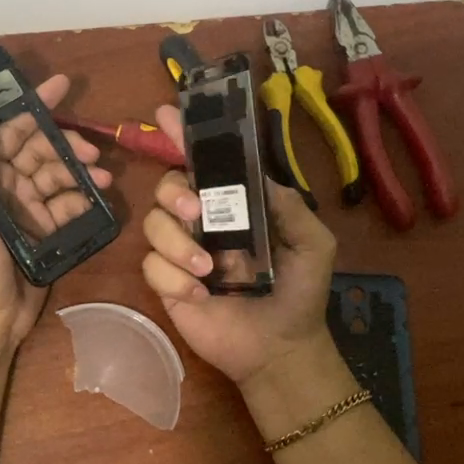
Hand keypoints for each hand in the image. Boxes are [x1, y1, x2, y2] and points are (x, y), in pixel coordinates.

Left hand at [0, 74, 113, 347]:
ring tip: (103, 174)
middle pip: (40, 151)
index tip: (60, 86)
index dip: (32, 107)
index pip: (7, 132)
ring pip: (59, 176)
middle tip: (92, 149)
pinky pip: (69, 205)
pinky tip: (100, 195)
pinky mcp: (47, 231)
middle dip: (66, 143)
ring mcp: (27, 210)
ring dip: (80, 170)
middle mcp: (4, 188)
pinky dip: (84, 198)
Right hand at [138, 105, 338, 384]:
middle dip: (174, 191)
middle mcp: (203, 221)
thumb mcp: (312, 243)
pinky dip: (173, 278)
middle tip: (196, 210)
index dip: (183, 137)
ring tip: (208, 270)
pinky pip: (150, 266)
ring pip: (153, 225)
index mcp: (235, 205)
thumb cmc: (300, 293)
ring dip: (178, 243)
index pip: (204, 163)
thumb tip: (257, 173)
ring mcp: (181, 252)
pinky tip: (201, 296)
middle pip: (166, 185)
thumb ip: (288, 205)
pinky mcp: (166, 284)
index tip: (167, 115)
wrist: (280, 348)